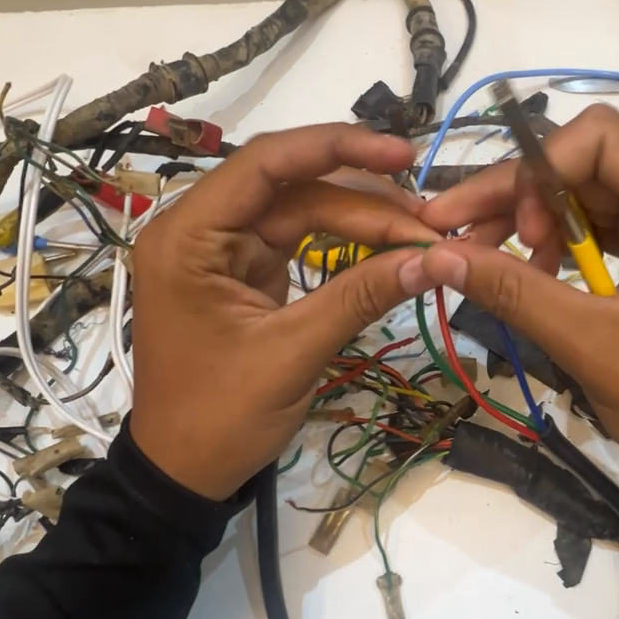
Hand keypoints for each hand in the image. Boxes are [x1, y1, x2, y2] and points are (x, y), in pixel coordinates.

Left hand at [128, 124, 440, 499]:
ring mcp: (224, 250)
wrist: (184, 470)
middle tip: (430, 219)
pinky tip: (388, 246)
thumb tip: (434, 259)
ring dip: (360, 219)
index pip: (265, 164)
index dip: (337, 148)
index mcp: (189, 235)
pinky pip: (300, 242)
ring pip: (301, 211)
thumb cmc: (221, 416)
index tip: (402, 155)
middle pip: (292, 188)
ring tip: (420, 232)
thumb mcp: (293, 354)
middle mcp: (201, 228)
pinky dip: (345, 245)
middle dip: (364, 199)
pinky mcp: (245, 272)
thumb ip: (361, 297)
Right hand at [416, 105, 618, 505]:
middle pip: (589, 164)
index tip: (512, 232)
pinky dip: (563, 247)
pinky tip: (535, 275)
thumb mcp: (591, 345)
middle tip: (459, 233)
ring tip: (491, 261)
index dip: (539, 169)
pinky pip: (606, 232)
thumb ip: (514, 291)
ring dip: (536, 221)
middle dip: (521, 195)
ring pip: (591, 197)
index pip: (600, 137)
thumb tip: (437, 255)